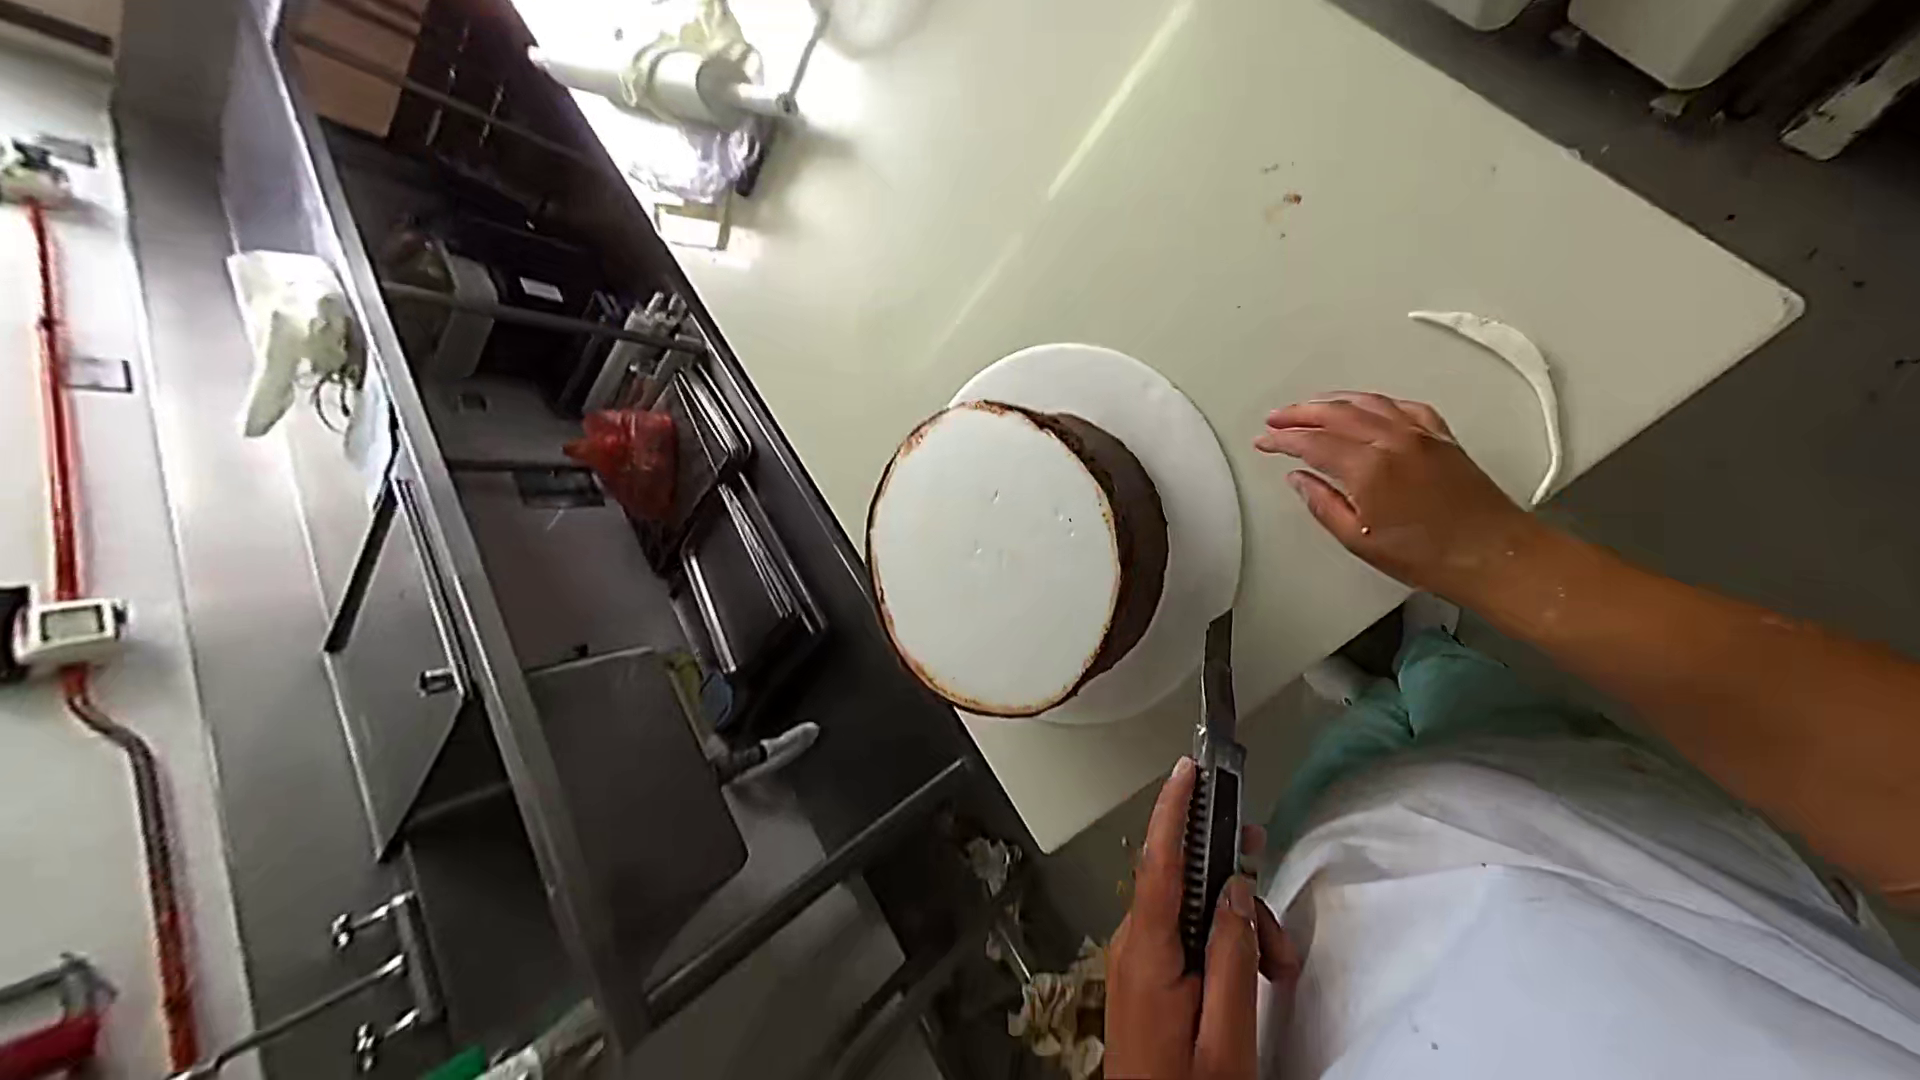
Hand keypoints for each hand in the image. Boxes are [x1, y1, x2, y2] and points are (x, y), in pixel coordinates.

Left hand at [1106, 758, 1298, 1079]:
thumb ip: (1232, 958)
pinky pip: (1184, 932)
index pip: (1159, 860)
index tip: (1186, 770)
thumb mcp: (1226, 1038)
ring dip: (1237, 926)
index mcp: (1148, 951)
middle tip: (1276, 924)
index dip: (1173, 808)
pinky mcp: (1147, 968)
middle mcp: (1135, 941)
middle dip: (1234, 889)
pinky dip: (1220, 940)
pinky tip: (1250, 971)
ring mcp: (1138, 955)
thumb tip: (1236, 893)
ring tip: (1274, 970)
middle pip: (1185, 883)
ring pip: (1191, 908)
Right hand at [1255, 392, 1542, 599]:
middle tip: (1275, 418)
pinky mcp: (1442, 437)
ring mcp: (1421, 435)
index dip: (1282, 440)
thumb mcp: (1357, 539)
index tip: (1263, 442)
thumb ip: (1322, 503)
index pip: (1312, 442)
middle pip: (1336, 413)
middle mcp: (1394, 441)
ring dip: (1332, 401)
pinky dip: (1376, 403)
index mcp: (1369, 467)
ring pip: (1368, 402)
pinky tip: (1365, 408)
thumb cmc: (1424, 555)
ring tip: (1309, 407)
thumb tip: (1299, 479)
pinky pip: (1402, 407)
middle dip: (1300, 413)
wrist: (1494, 555)